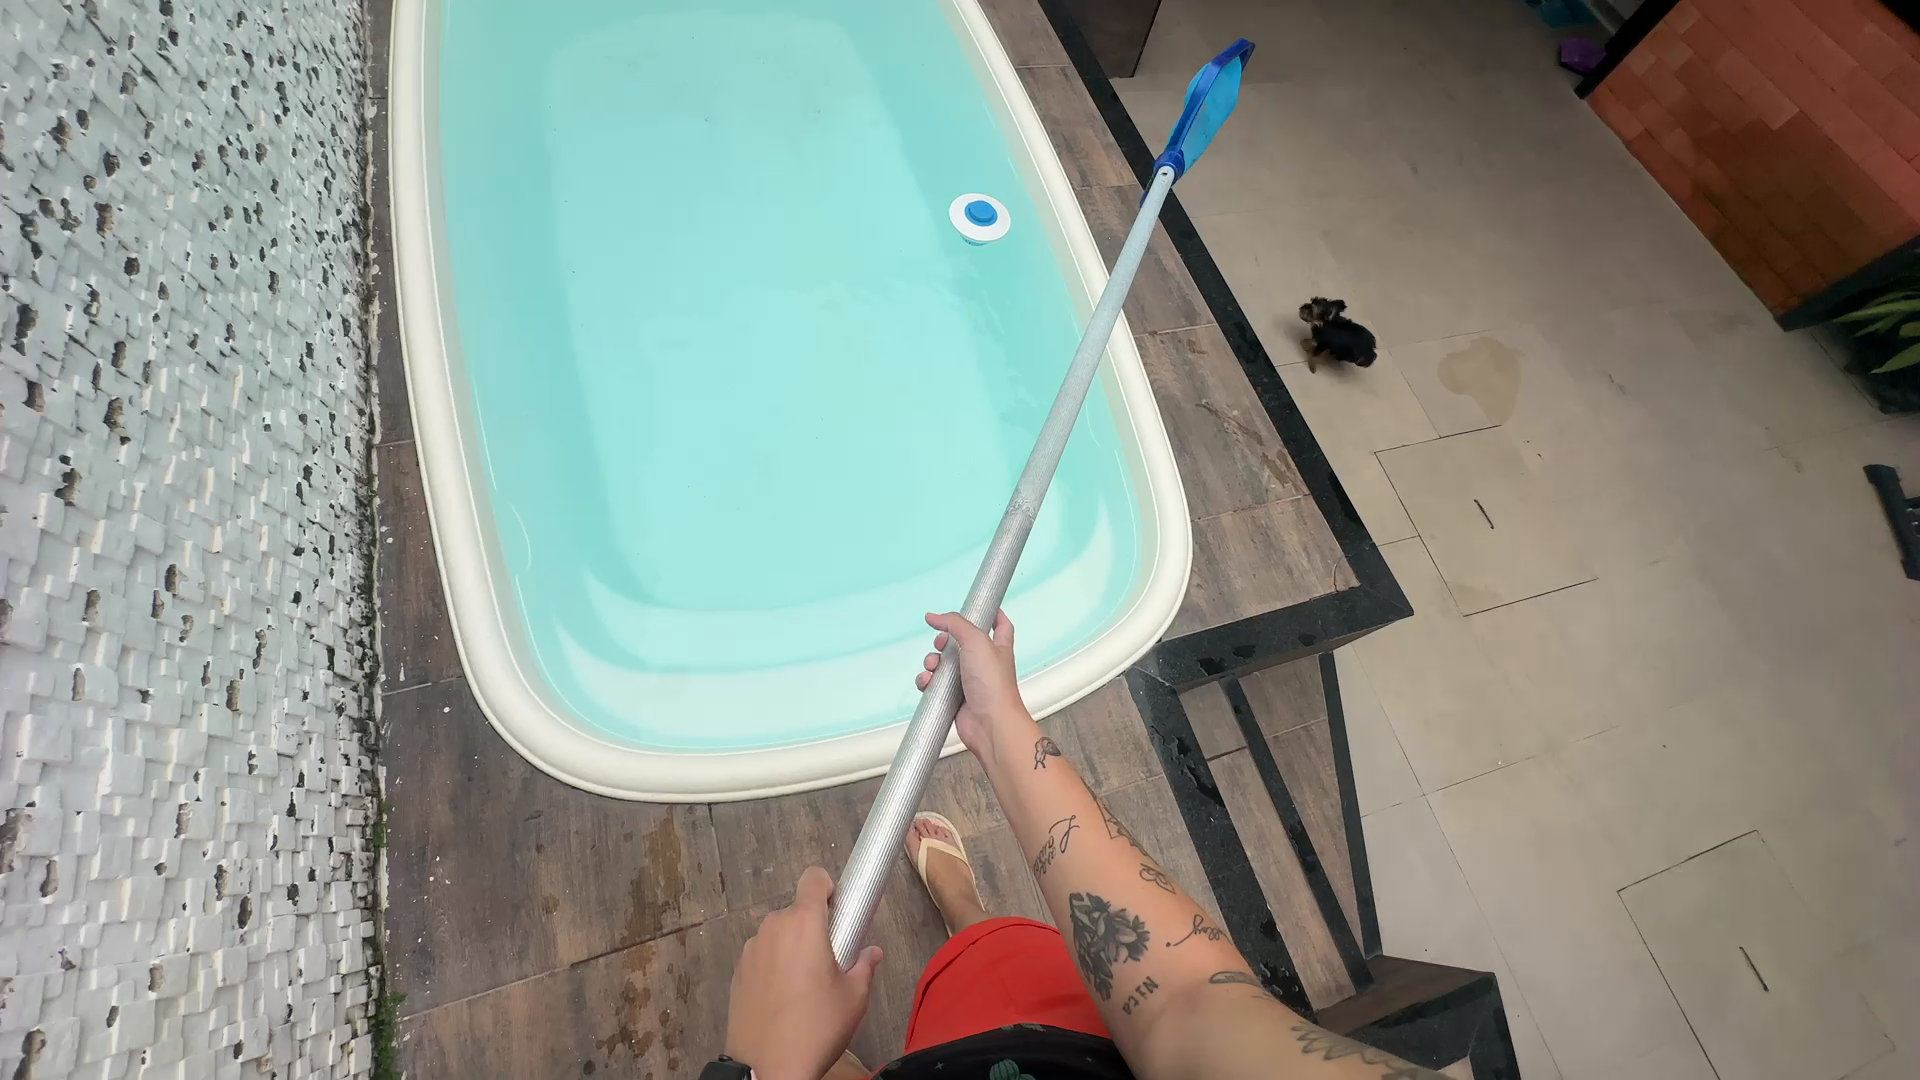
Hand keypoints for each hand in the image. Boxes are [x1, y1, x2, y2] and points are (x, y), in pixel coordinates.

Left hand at [726, 867, 882, 1079]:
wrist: (765, 1072)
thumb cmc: (815, 1028)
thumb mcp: (853, 999)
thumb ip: (865, 966)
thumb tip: (873, 952)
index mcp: (804, 923)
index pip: (813, 878)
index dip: (827, 888)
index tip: (837, 912)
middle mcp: (774, 927)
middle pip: (796, 911)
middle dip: (812, 927)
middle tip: (826, 961)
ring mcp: (751, 949)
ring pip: (778, 934)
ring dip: (791, 947)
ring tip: (802, 986)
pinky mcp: (737, 973)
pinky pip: (761, 956)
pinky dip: (772, 967)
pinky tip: (781, 1000)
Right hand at [916, 610, 1029, 763]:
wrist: (990, 724)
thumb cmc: (993, 684)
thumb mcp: (976, 641)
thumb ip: (955, 623)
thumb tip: (934, 616)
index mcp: (997, 646)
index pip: (999, 624)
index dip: (991, 613)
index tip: (977, 606)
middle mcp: (984, 663)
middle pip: (961, 642)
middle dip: (945, 640)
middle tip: (941, 642)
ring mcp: (969, 681)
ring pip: (944, 664)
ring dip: (932, 661)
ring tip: (933, 666)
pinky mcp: (954, 698)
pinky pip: (935, 685)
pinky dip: (927, 681)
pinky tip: (926, 681)